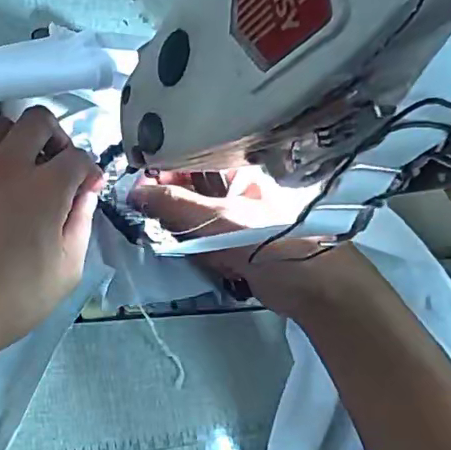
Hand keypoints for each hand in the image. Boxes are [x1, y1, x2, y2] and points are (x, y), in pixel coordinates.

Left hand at [0, 107, 102, 362]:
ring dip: (19, 140)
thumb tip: (86, 191)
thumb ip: (81, 221)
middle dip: (56, 136)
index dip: (88, 169)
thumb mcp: (66, 270)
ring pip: (0, 126)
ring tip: (22, 171)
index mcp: (45, 189)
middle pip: (39, 120)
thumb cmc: (13, 301)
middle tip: (56, 166)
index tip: (86, 188)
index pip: (77, 154)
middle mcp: (8, 167)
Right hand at [128, 168, 386, 321]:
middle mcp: (235, 187)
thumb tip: (134, 192)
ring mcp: (235, 216)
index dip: (160, 171)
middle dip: (167, 205)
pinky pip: (202, 240)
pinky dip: (195, 249)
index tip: (136, 190)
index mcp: (237, 169)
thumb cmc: (274, 244)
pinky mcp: (234, 243)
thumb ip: (174, 204)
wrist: (317, 290)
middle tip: (153, 220)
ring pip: (191, 217)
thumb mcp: (219, 220)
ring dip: (180, 232)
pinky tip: (202, 258)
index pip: (188, 159)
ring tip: (187, 243)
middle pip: (185, 188)